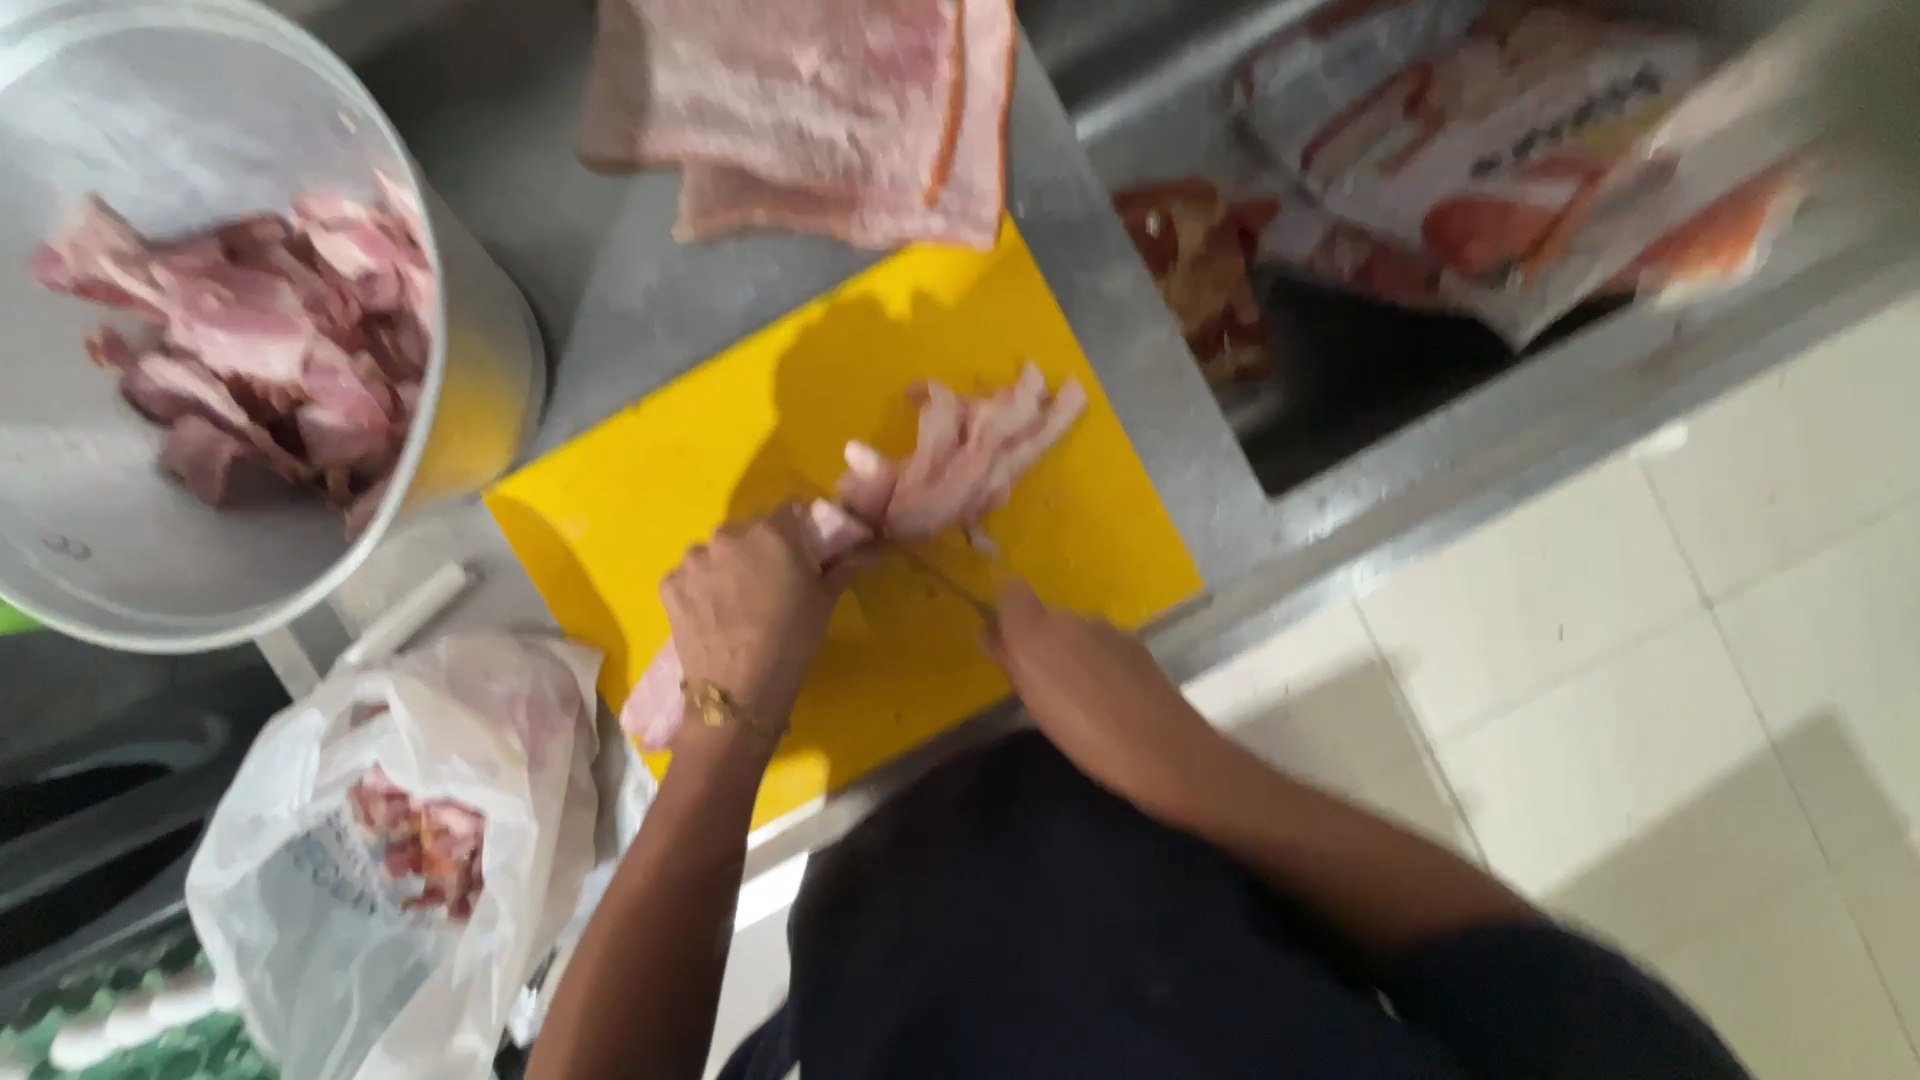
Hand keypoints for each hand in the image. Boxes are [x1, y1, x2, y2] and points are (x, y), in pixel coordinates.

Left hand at [662, 503, 855, 730]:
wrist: (739, 691)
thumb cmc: (792, 640)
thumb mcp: (825, 601)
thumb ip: (845, 566)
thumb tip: (871, 550)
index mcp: (771, 531)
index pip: (790, 509)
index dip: (799, 527)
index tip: (804, 550)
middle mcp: (728, 535)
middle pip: (749, 529)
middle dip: (761, 548)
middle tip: (772, 582)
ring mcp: (693, 559)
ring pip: (717, 552)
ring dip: (728, 566)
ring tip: (738, 602)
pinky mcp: (669, 584)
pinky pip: (691, 575)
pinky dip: (703, 588)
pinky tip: (714, 615)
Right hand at [982, 579, 1228, 819]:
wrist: (1165, 750)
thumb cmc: (1086, 736)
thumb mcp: (1035, 704)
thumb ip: (1011, 661)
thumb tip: (991, 631)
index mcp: (1037, 631)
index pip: (1011, 592)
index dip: (1006, 612)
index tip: (1003, 643)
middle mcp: (1071, 619)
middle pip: (1044, 616)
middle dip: (1037, 642)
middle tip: (1040, 685)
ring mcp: (1107, 629)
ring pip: (1074, 632)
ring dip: (1069, 654)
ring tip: (1077, 699)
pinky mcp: (1135, 644)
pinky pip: (1101, 646)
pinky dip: (1097, 663)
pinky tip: (1108, 699)